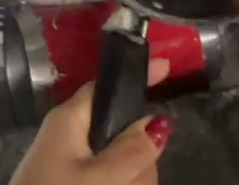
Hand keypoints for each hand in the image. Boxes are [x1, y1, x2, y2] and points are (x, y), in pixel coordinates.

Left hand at [9, 60, 172, 184]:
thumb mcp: (97, 179)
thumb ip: (130, 152)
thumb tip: (159, 121)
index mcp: (71, 117)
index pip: (107, 85)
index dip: (135, 77)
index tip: (167, 66)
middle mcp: (71, 133)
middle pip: (121, 128)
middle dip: (138, 153)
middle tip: (138, 180)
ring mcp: (73, 161)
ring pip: (119, 158)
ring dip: (131, 178)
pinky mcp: (74, 181)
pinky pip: (108, 177)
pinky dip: (119, 184)